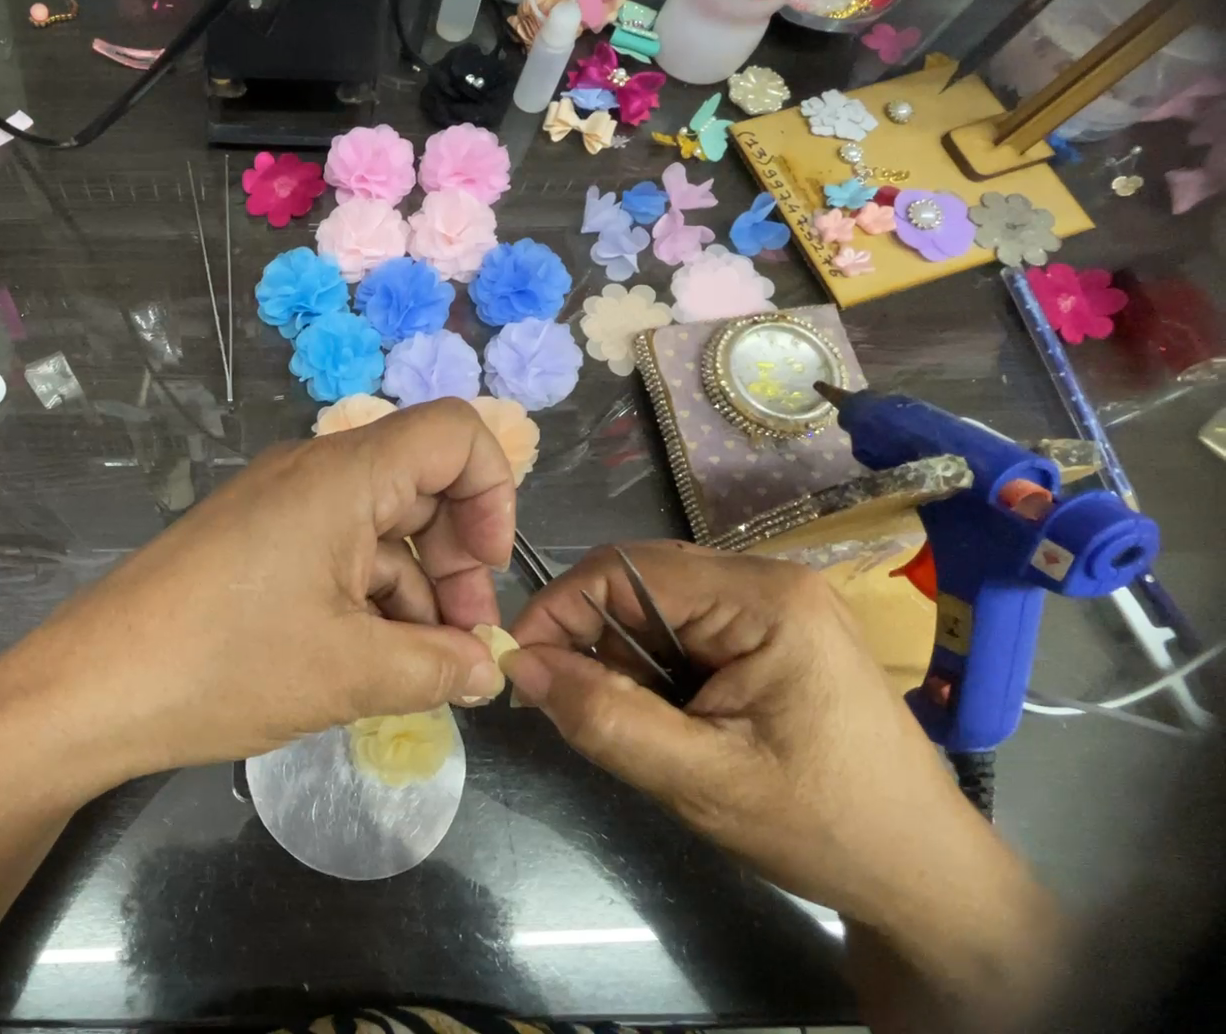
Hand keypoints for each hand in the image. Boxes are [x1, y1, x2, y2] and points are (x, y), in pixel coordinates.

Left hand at [0, 400, 516, 787]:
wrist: (91, 689)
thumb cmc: (227, 665)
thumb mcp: (350, 673)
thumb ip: (438, 667)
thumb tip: (487, 672)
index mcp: (343, 475)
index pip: (454, 435)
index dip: (494, 496)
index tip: (485, 576)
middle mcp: (311, 474)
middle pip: (420, 488)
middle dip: (455, 566)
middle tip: (458, 650)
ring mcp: (275, 509)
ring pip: (376, 533)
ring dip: (409, 598)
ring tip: (408, 675)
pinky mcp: (251, 545)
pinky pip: (330, 556)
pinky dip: (361, 604)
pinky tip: (360, 666)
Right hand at [502, 542, 1027, 934]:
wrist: (924, 875)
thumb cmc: (822, 827)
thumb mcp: (699, 781)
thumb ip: (604, 718)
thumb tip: (521, 664)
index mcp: (764, 600)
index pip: (622, 571)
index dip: (559, 610)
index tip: (523, 669)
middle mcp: (768, 581)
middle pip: (635, 579)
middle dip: (587, 635)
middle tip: (569, 700)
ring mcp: (774, 604)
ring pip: (650, 603)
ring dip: (617, 653)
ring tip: (625, 715)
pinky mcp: (770, 631)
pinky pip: (678, 624)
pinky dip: (647, 663)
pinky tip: (663, 711)